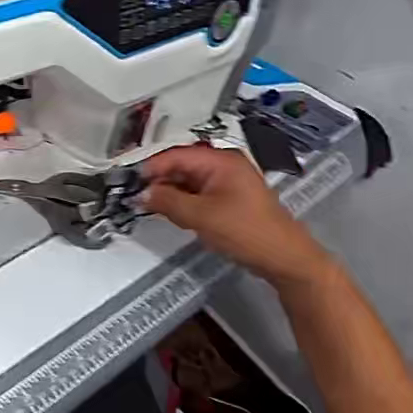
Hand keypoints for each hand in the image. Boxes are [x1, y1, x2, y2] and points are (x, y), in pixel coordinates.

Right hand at [141, 145, 335, 286]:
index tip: (129, 183)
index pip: (176, 155)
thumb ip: (167, 201)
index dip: (151, 168)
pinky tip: (175, 214)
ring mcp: (230, 181)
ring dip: (172, 192)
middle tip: (138, 199)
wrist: (283, 257)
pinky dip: (185, 201)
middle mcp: (225, 164)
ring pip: (190, 180)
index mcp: (220, 159)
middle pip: (183, 165)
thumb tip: (142, 193)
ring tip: (153, 208)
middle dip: (160, 180)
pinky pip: (200, 192)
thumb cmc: (244, 231)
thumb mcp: (200, 216)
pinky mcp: (231, 198)